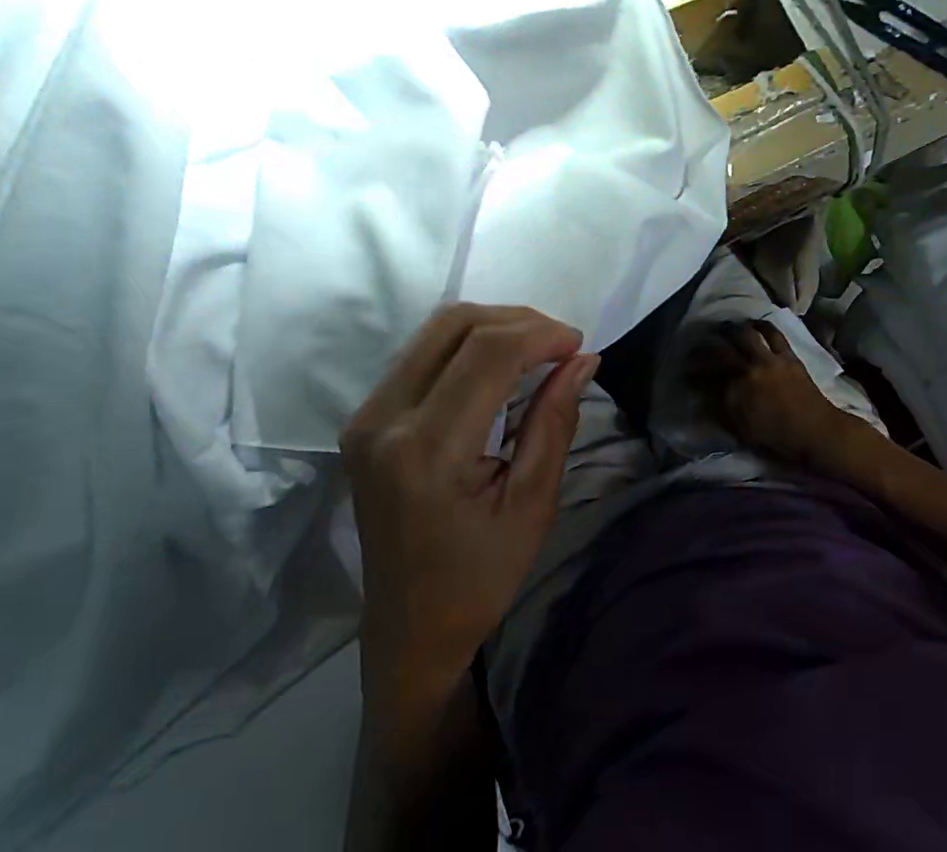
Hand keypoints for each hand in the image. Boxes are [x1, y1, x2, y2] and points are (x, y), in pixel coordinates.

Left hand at [342, 303, 598, 686]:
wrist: (408, 625)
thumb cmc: (478, 579)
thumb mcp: (530, 506)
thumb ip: (553, 423)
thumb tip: (581, 359)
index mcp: (425, 449)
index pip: (487, 353)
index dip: (540, 334)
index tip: (579, 346)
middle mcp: (382, 418)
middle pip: (454, 325)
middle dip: (517, 321)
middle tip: (561, 346)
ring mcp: (365, 415)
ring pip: (433, 331)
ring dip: (491, 328)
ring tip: (537, 352)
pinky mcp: (364, 418)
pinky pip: (419, 355)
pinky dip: (466, 347)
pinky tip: (498, 368)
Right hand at [690, 319, 859, 466]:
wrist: (815, 432)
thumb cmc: (777, 438)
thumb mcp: (741, 430)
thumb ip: (721, 411)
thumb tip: (705, 398)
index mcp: (733, 393)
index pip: (705, 378)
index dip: (693, 373)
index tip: (687, 371)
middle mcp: (746, 372)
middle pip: (719, 352)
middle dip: (704, 348)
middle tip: (698, 346)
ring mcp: (768, 361)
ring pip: (744, 336)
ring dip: (730, 330)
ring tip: (724, 328)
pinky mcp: (787, 356)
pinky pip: (773, 334)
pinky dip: (762, 326)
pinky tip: (754, 323)